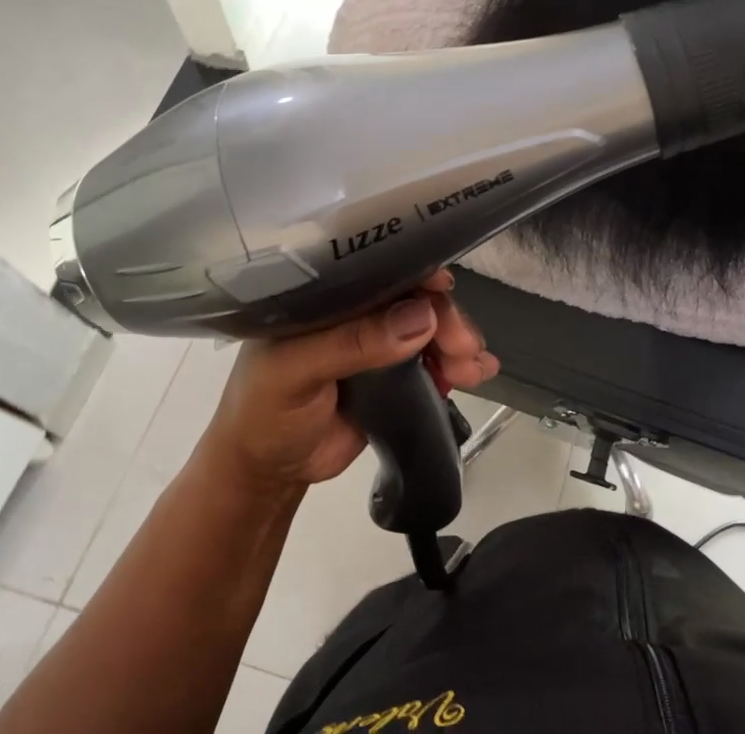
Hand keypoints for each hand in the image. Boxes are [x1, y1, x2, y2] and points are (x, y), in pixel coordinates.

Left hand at [197, 271, 497, 495]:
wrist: (267, 473)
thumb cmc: (264, 413)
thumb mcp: (296, 373)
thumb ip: (353, 344)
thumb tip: (421, 317)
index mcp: (324, 299)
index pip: (375, 271)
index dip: (412, 272)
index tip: (443, 287)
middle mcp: (354, 314)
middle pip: (411, 302)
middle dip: (445, 319)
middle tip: (464, 348)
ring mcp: (376, 346)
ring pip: (429, 331)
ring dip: (457, 344)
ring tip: (476, 370)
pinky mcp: (394, 380)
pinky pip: (432, 364)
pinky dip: (457, 366)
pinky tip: (479, 375)